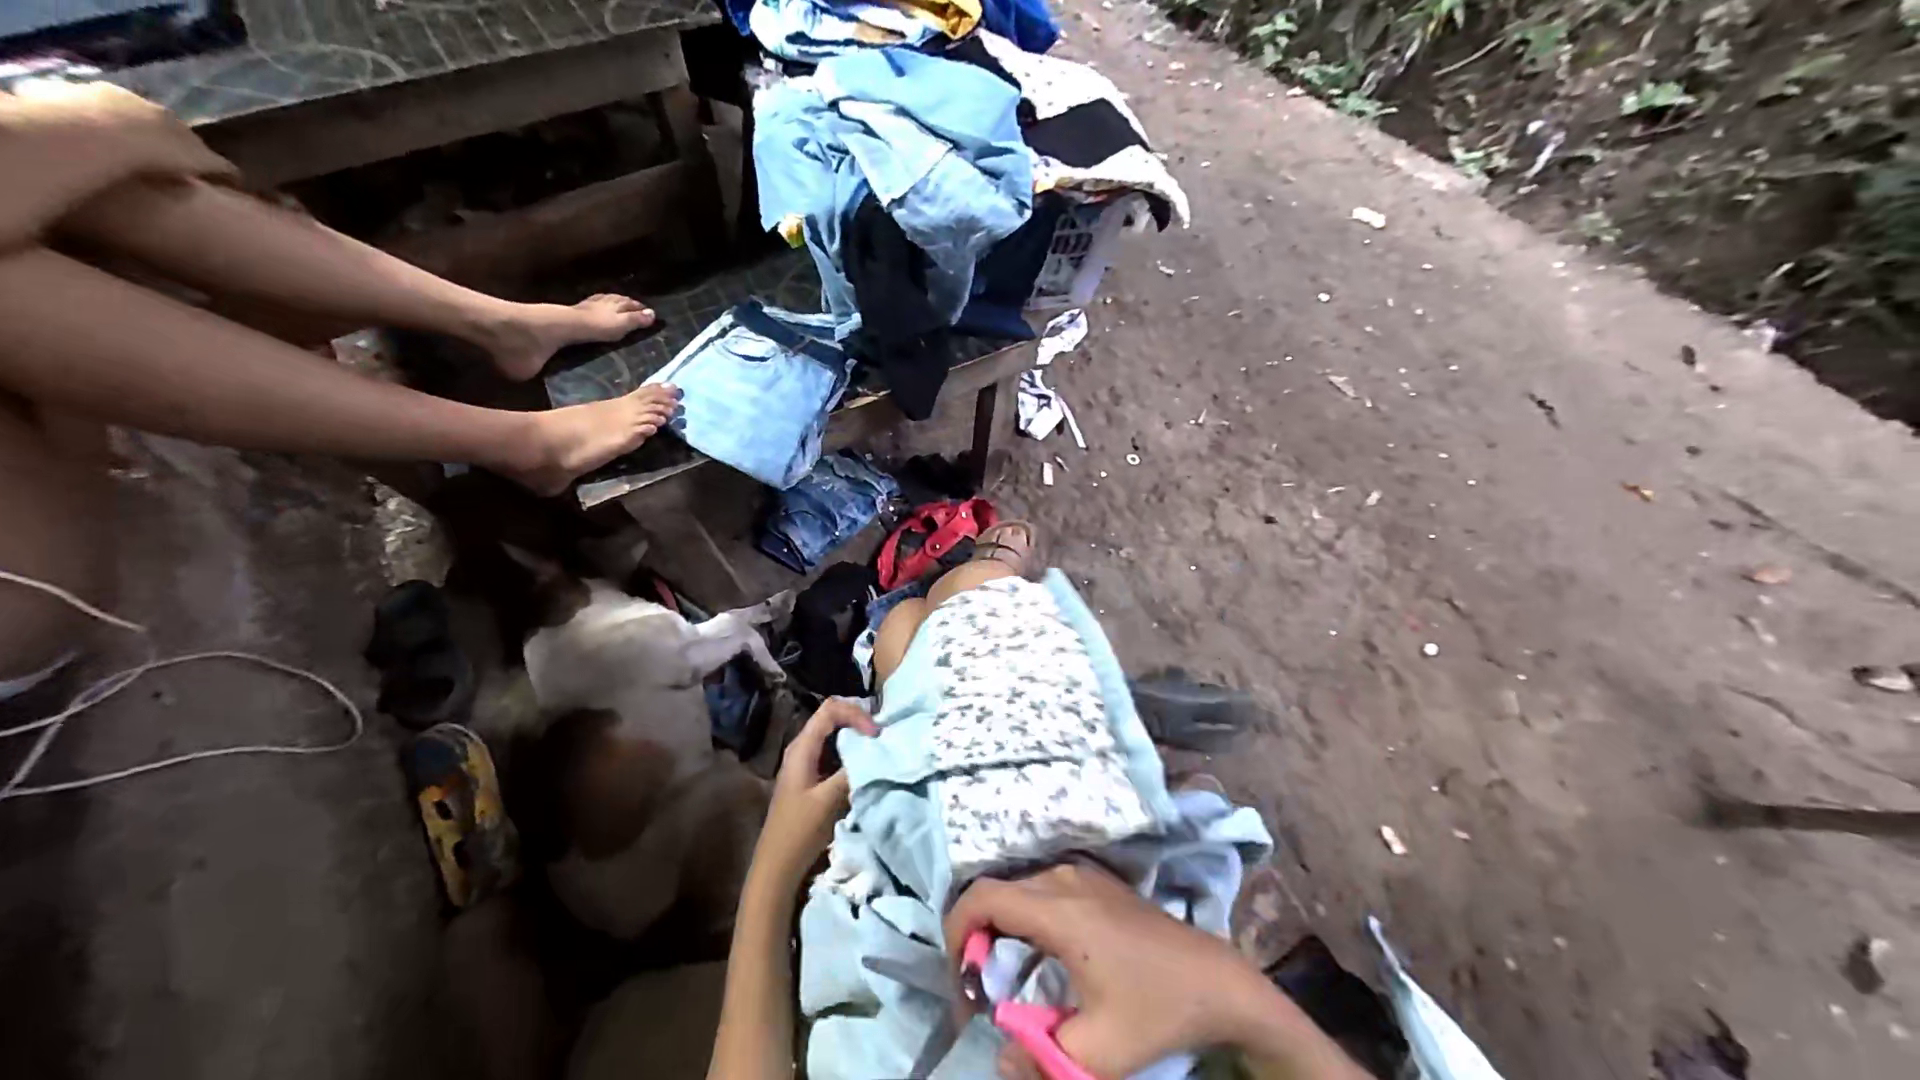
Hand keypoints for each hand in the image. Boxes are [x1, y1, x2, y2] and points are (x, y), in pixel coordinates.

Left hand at [752, 698, 877, 886]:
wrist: (777, 865)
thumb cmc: (799, 831)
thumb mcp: (829, 799)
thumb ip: (852, 771)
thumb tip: (878, 751)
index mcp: (801, 748)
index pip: (830, 710)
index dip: (856, 714)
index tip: (876, 734)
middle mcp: (801, 748)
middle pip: (830, 716)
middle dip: (857, 718)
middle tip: (880, 733)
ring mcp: (804, 762)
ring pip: (832, 733)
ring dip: (854, 734)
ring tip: (876, 744)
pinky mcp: (810, 776)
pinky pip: (832, 751)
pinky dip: (849, 750)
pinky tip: (862, 762)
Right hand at [944, 863, 1288, 1079]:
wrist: (1217, 980)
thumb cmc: (1159, 1009)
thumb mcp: (1101, 1051)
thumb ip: (1040, 1056)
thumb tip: (1000, 1058)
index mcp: (1059, 911)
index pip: (982, 897)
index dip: (956, 933)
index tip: (962, 982)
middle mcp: (1063, 879)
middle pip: (995, 892)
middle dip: (973, 937)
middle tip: (977, 989)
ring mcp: (1081, 875)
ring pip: (1016, 889)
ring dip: (997, 928)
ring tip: (999, 978)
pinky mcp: (1094, 881)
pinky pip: (1038, 889)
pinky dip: (1021, 918)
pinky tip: (1035, 957)